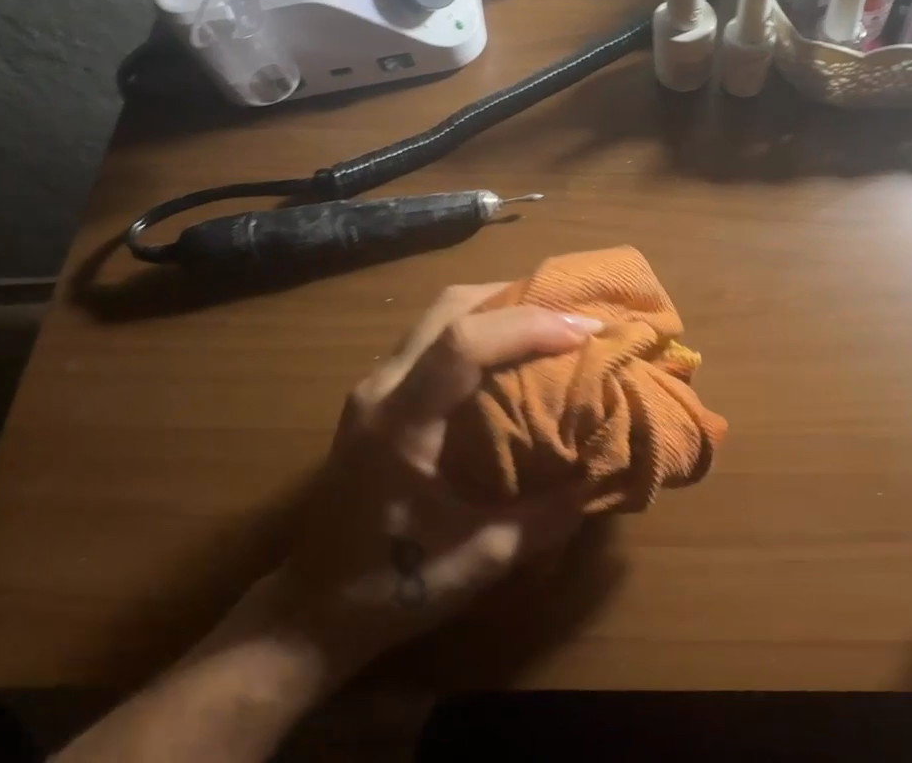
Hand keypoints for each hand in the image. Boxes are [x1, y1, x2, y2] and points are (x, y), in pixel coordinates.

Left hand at [55, 285, 601, 762]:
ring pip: (438, 315)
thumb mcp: (479, 561)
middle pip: (450, 308)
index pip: (462, 344)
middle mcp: (381, 390)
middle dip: (519, 300)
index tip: (584, 332)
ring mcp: (373, 388)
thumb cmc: (390, 589)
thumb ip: (544, 519)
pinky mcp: (377, 397)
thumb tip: (600, 479)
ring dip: (498, 308)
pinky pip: (432, 338)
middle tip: (576, 317)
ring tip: (553, 325)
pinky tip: (512, 353)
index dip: (527, 326)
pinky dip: (478, 329)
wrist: (311, 610)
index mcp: (399, 425)